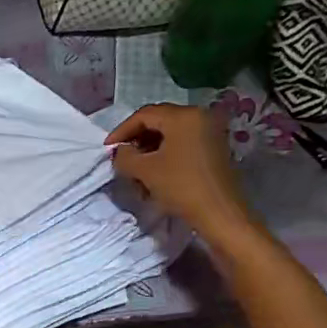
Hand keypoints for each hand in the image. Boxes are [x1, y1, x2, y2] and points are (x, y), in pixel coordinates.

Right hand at [105, 104, 262, 241]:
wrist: (219, 212)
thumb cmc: (181, 186)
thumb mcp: (145, 170)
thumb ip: (125, 156)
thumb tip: (120, 152)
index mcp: (183, 116)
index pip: (144, 115)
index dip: (122, 131)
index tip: (107, 149)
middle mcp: (200, 116)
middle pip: (159, 122)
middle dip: (136, 140)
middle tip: (121, 158)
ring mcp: (210, 132)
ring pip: (170, 134)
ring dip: (149, 149)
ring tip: (136, 170)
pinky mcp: (215, 148)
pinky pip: (183, 143)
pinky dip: (165, 154)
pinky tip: (155, 173)